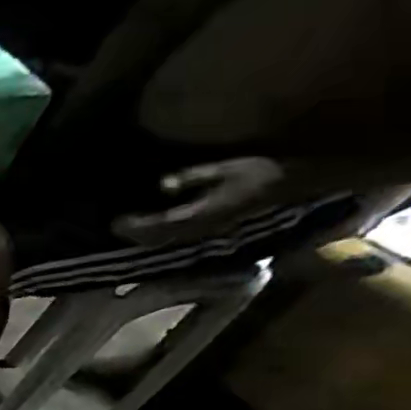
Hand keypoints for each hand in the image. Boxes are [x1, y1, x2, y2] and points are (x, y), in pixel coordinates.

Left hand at [112, 157, 287, 243]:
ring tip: (126, 228)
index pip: (159, 225)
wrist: (294, 182)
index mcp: (203, 213)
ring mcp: (206, 232)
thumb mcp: (227, 168)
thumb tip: (163, 184)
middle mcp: (201, 228)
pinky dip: (158, 236)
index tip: (116, 221)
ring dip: (144, 237)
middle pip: (157, 238)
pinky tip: (150, 228)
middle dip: (134, 234)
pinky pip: (176, 238)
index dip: (135, 225)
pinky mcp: (210, 231)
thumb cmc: (262, 170)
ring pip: (166, 241)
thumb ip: (194, 177)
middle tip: (116, 225)